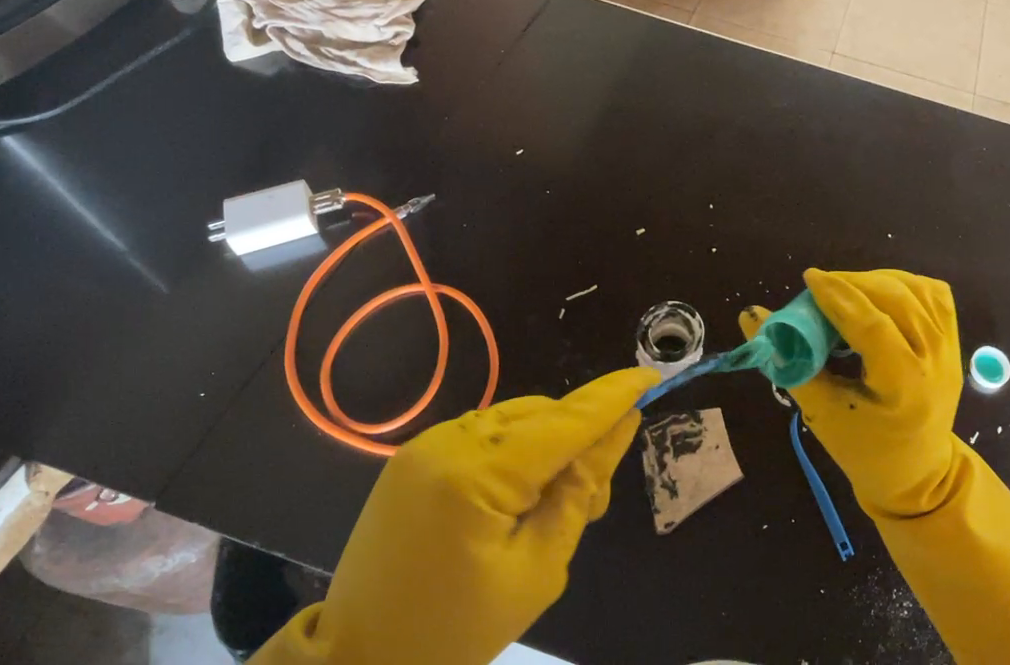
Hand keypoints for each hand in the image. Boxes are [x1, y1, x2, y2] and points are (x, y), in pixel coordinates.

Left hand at [254, 367, 657, 664]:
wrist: (356, 662)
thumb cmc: (457, 630)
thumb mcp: (539, 567)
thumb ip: (581, 490)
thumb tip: (619, 428)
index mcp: (478, 474)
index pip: (566, 421)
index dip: (613, 396)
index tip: (653, 374)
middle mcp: (450, 442)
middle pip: (543, 415)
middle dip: (582, 440)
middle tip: (598, 500)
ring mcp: (426, 445)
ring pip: (516, 419)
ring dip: (549, 444)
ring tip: (555, 504)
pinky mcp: (413, 457)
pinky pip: (485, 433)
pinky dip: (515, 450)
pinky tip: (518, 494)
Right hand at [740, 268, 961, 517]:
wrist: (916, 475)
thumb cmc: (863, 449)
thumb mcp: (820, 412)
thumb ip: (788, 362)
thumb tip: (751, 316)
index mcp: (904, 386)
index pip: (873, 326)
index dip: (838, 296)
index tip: (809, 278)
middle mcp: (935, 362)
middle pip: (896, 300)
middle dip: (854, 284)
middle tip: (821, 287)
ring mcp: (951, 350)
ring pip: (917, 290)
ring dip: (878, 280)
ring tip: (846, 289)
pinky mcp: (955, 342)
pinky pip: (935, 295)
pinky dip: (906, 284)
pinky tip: (879, 292)